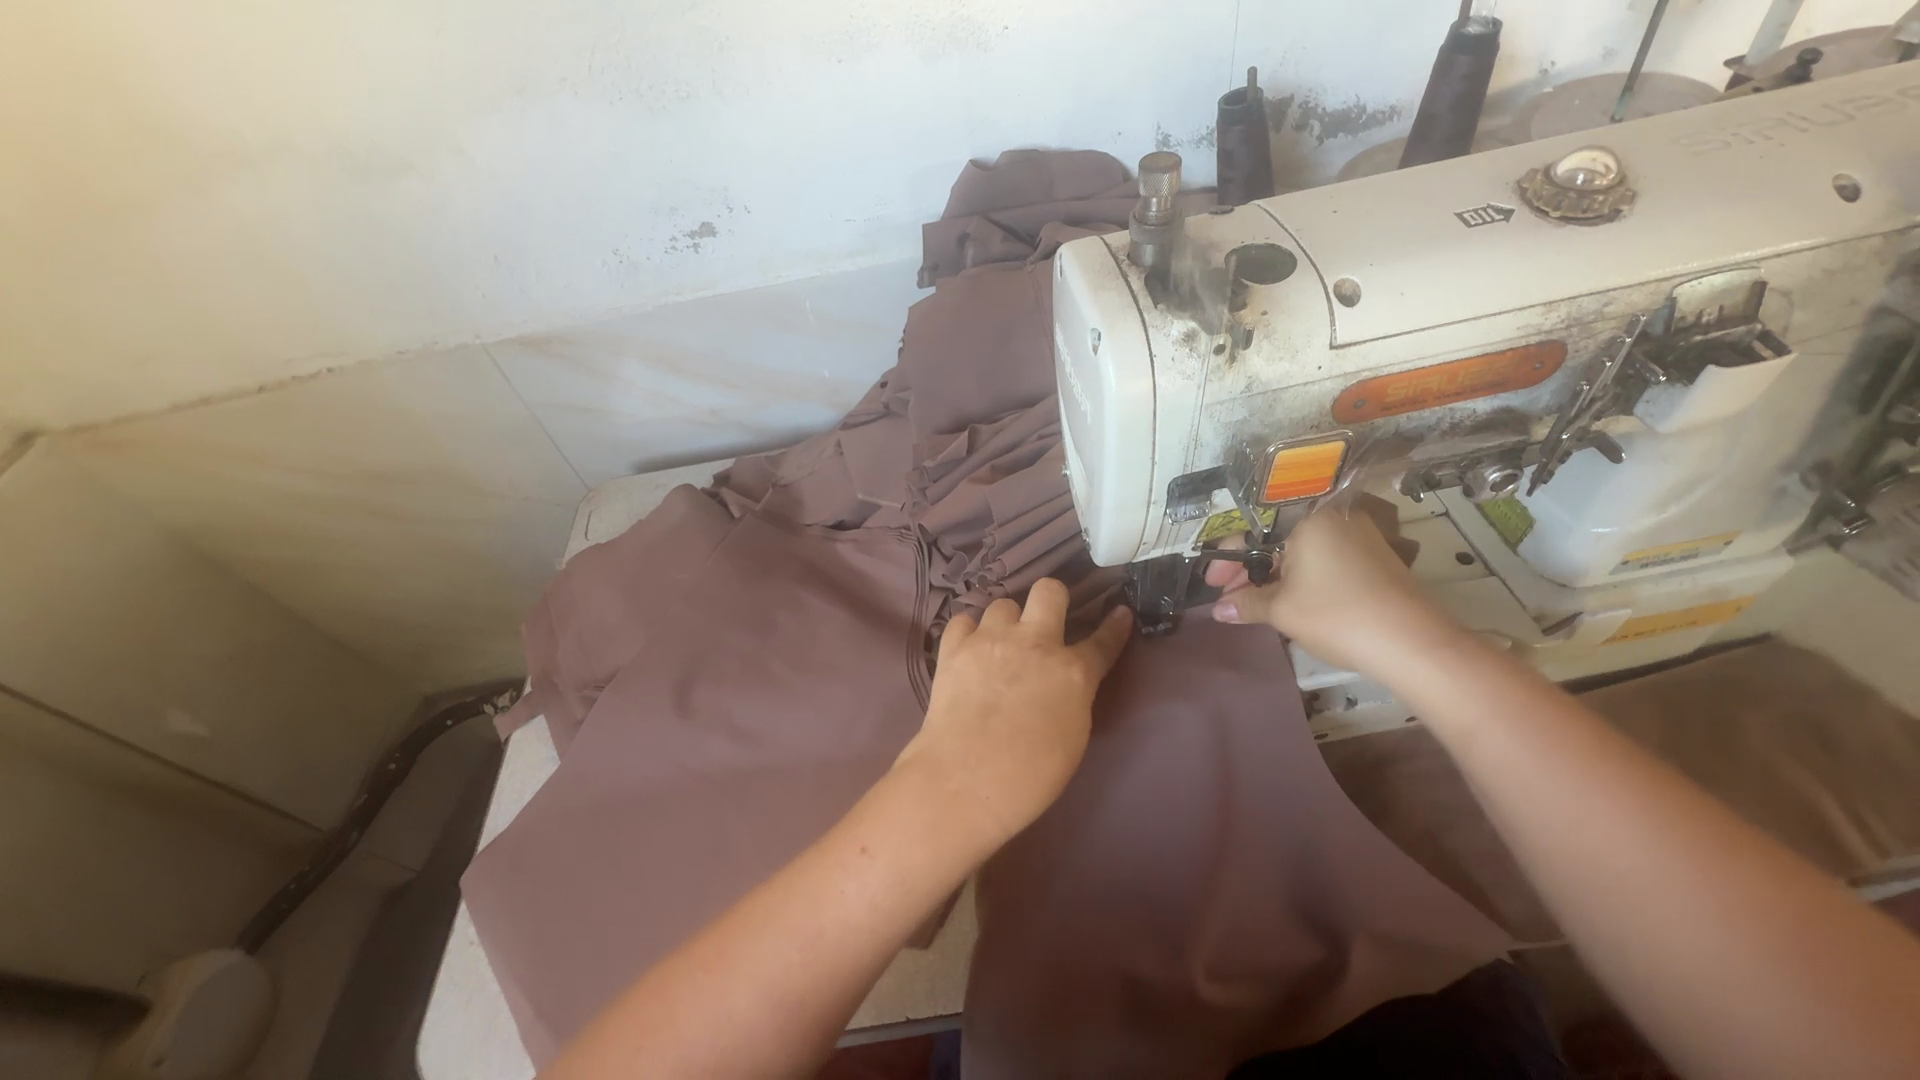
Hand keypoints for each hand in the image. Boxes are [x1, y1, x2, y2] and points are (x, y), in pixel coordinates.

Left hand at [895, 579, 1132, 847]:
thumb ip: (1074, 697)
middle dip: (1052, 599)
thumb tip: (1067, 683)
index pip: (1103, 641)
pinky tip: (969, 650)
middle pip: (1049, 591)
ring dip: (1006, 621)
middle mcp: (1034, 643)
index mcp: (1073, 672)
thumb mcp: (1073, 736)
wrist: (966, 779)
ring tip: (1000, 644)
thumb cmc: (1030, 774)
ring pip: (1003, 603)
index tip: (1119, 613)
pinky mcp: (954, 648)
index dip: (1114, 625)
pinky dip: (969, 632)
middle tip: (1045, 621)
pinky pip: (963, 621)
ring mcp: (991, 640)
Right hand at [1203, 495, 1464, 674]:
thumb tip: (1218, 610)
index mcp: (1308, 519)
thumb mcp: (1282, 610)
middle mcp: (1334, 518)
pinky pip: (1324, 559)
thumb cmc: (1337, 615)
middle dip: (1250, 569)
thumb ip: (1246, 603)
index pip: (1253, 532)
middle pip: (1278, 538)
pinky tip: (1289, 600)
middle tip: (1231, 597)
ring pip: (1302, 550)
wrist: (1411, 641)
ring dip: (1275, 574)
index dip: (1227, 560)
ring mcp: (1358, 536)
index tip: (1212, 585)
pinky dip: (1301, 577)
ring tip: (1256, 603)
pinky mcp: (1374, 557)